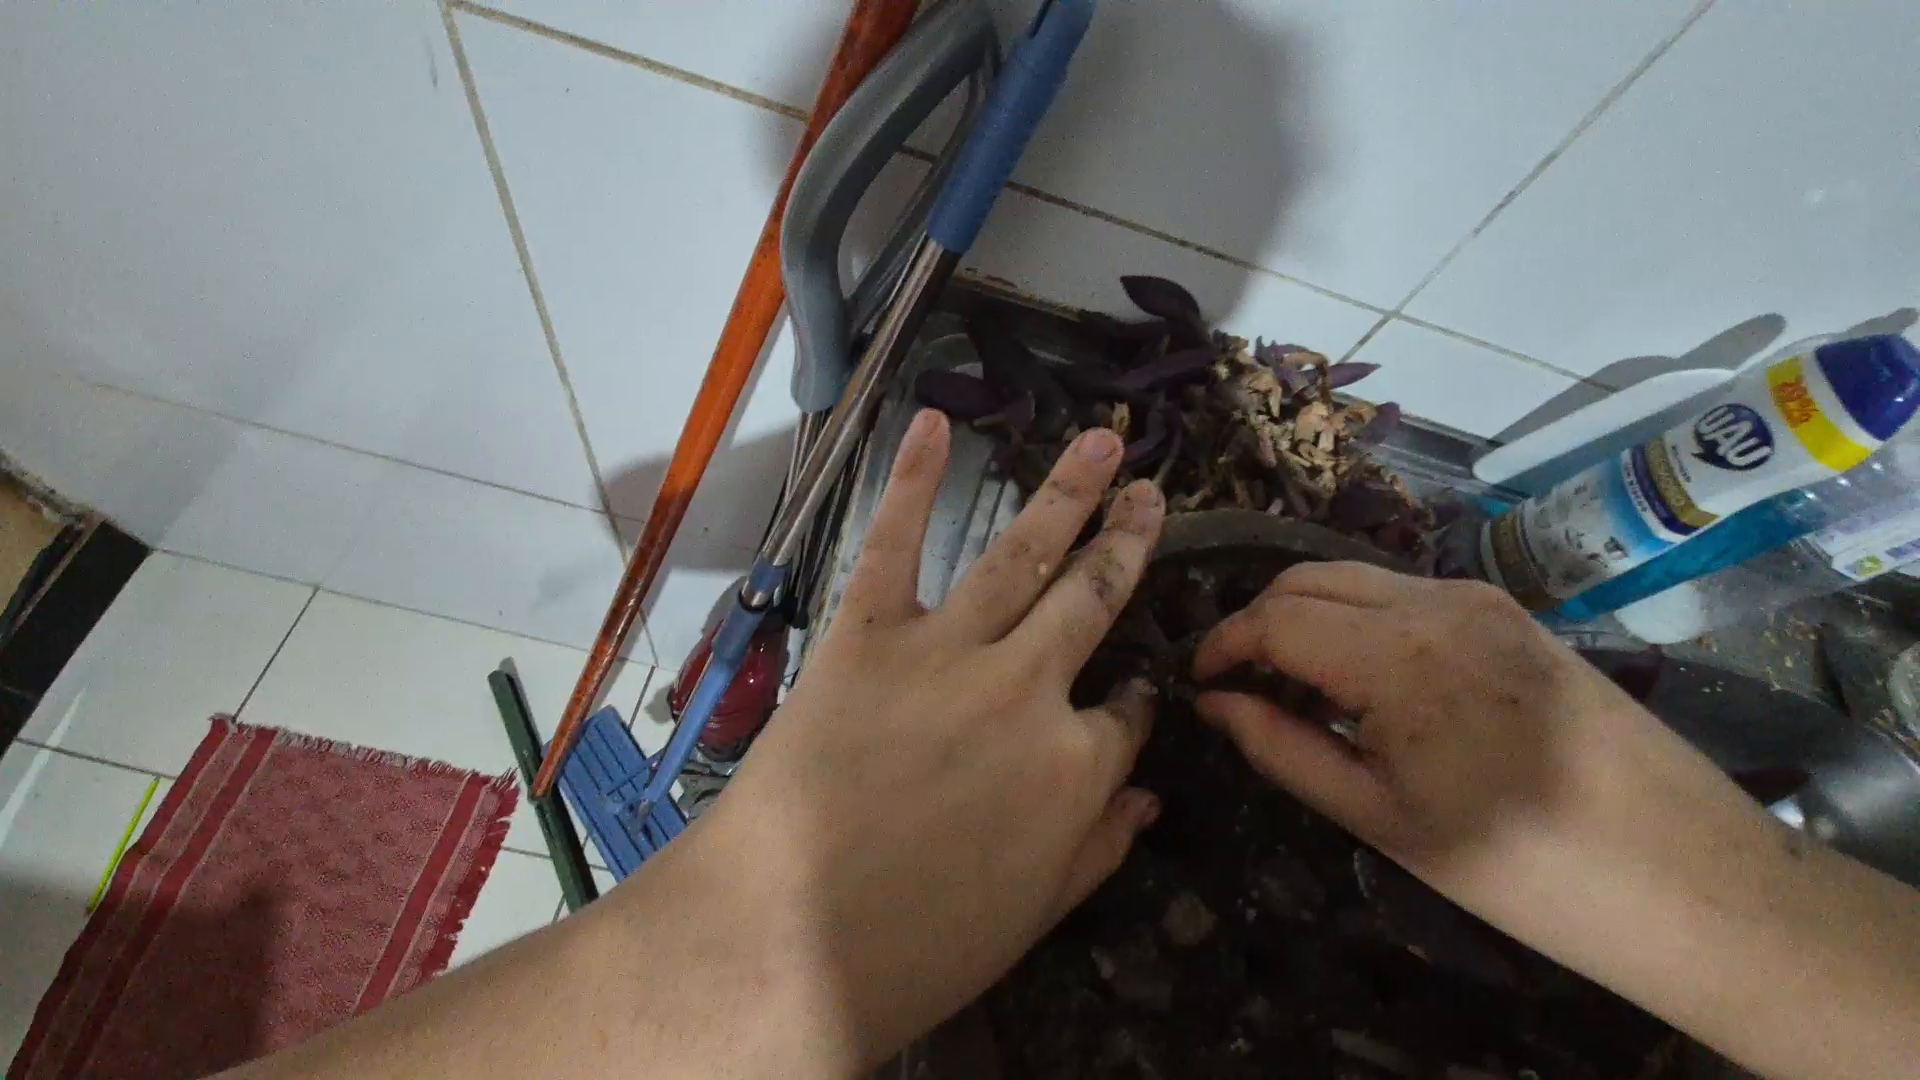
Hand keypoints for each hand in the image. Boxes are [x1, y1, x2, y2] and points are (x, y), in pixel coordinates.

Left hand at [695, 410, 1165, 1069]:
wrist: (778, 940)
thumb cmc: (911, 948)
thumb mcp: (1028, 917)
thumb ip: (1098, 851)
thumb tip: (1148, 800)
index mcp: (1073, 767)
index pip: (1128, 714)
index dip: (1137, 699)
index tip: (1138, 687)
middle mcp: (1027, 690)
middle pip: (1093, 601)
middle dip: (1127, 544)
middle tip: (1150, 494)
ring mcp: (948, 651)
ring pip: (1023, 554)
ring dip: (1067, 492)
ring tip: (1103, 442)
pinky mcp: (868, 631)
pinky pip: (894, 542)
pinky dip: (910, 479)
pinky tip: (934, 423)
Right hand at [1190, 561, 1919, 1079]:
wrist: (1696, 881)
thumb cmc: (1517, 867)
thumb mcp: (1377, 817)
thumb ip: (1280, 748)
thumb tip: (1212, 704)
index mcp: (1400, 656)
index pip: (1275, 619)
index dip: (1222, 644)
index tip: (1197, 681)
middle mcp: (1436, 602)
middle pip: (1305, 579)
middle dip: (1255, 621)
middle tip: (1237, 680)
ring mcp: (1478, 598)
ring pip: (1350, 576)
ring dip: (1303, 614)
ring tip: (1291, 679)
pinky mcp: (1505, 609)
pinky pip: (1398, 591)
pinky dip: (1353, 616)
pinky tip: (1357, 672)